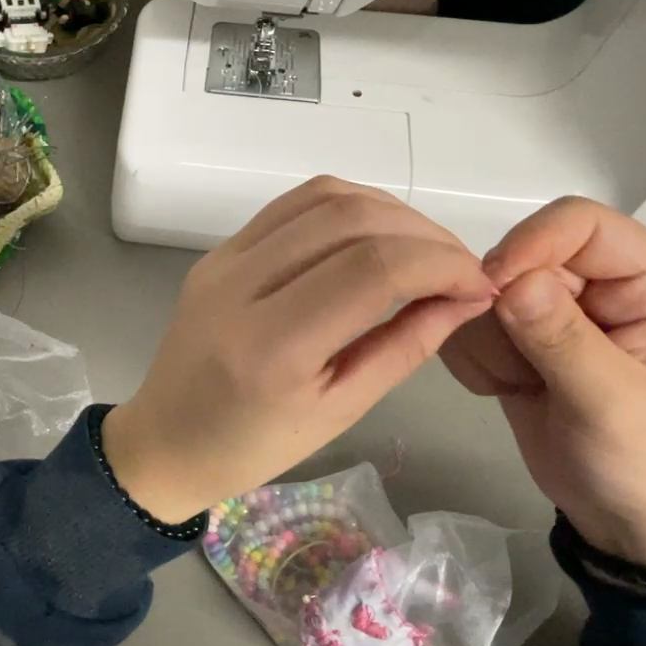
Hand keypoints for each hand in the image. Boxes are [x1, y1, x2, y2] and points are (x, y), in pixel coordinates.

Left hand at [104, 177, 495, 523]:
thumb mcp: (339, 411)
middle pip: (349, 219)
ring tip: (423, 250)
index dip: (441, 264)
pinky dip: (344, 206)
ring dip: (387, 210)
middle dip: (423, 234)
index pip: (372, 269)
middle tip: (459, 268)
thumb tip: (465, 296)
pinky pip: (289, 206)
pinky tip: (374, 235)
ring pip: (320, 198)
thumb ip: (404, 347)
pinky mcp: (217, 253)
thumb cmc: (252, 447)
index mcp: (269, 347)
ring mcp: (221, 262)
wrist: (165, 442)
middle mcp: (239, 288)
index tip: (479, 286)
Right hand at [440, 197, 645, 566]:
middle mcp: (602, 284)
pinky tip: (506, 392)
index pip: (579, 223)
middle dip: (502, 311)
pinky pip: (467, 326)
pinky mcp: (518, 339)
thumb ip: (564, 340)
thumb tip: (512, 282)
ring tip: (521, 387)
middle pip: (520, 256)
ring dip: (488, 344)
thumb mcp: (614, 404)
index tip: (492, 292)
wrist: (626, 522)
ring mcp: (555, 312)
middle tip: (516, 367)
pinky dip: (474, 361)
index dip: (530, 245)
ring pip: (484, 293)